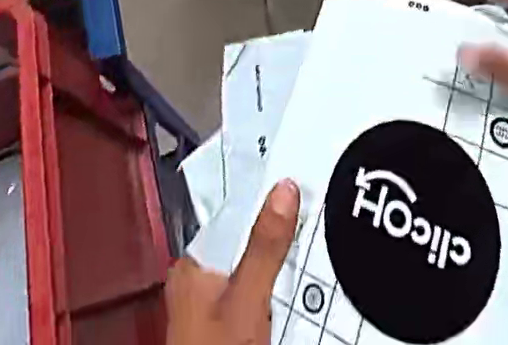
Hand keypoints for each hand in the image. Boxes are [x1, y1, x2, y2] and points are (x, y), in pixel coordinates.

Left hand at [167, 180, 299, 344]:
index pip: (231, 214)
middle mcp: (198, 283)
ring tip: (314, 238)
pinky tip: (300, 284)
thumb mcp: (247, 300)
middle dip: (277, 230)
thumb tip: (285, 187)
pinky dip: (278, 285)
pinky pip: (257, 292)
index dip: (264, 198)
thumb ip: (265, 246)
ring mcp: (212, 309)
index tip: (298, 178)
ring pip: (254, 267)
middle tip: (314, 208)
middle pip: (244, 241)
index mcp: (192, 267)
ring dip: (281, 259)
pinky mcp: (227, 328)